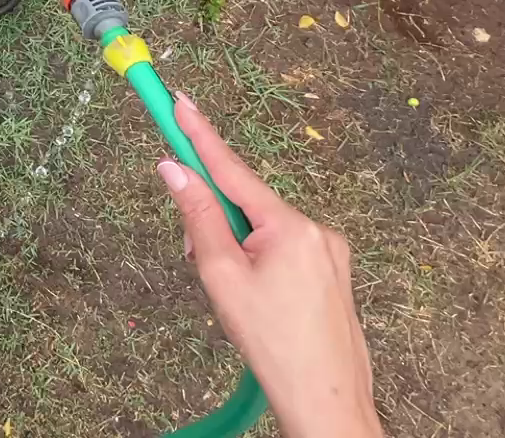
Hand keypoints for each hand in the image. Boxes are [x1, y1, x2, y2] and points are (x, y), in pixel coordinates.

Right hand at [156, 94, 381, 437]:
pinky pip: (279, 245)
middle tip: (198, 257)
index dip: (200, 133)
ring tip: (231, 291)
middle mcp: (316, 229)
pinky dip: (253, 255)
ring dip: (232, 242)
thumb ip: (196, 214)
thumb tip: (173, 167)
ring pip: (259, 226)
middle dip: (212, 218)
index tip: (179, 99)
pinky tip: (252, 293)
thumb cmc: (270, 341)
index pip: (231, 168)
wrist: (327, 405)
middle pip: (243, 201)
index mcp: (290, 226)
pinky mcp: (332, 271)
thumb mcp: (219, 273)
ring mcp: (329, 251)